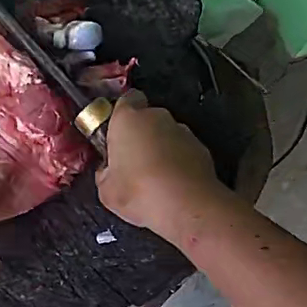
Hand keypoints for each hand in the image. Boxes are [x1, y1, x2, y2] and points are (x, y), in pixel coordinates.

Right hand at [96, 91, 229, 234]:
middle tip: (133, 164)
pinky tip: (175, 184)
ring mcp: (183, 131)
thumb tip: (108, 171)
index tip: (117, 135)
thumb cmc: (140, 192)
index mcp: (127, 119)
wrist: (187, 205)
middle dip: (141, 136)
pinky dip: (179, 162)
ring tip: (156, 179)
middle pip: (147, 119)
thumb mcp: (107, 191)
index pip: (125, 100)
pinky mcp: (202, 148)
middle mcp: (157, 117)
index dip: (121, 116)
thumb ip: (105, 173)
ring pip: (167, 135)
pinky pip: (184, 150)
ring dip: (161, 149)